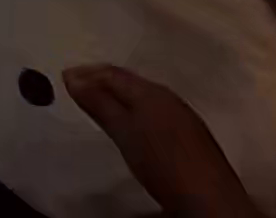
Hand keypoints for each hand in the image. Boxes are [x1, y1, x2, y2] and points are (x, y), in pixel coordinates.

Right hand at [64, 65, 263, 217]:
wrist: (213, 206)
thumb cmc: (161, 162)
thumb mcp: (122, 131)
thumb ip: (97, 102)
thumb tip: (71, 77)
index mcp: (149, 90)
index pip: (110, 72)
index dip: (85, 72)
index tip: (63, 78)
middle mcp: (167, 97)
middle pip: (126, 81)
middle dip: (100, 82)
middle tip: (77, 89)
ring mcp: (183, 116)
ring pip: (141, 97)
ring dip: (117, 97)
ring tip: (98, 106)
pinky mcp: (193, 137)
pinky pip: (154, 111)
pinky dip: (134, 110)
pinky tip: (129, 124)